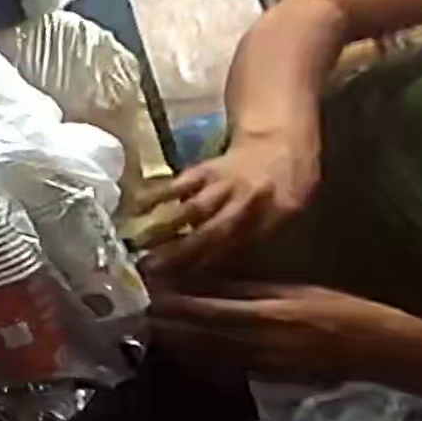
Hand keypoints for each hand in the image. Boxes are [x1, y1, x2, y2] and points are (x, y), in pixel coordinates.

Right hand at [137, 134, 319, 272]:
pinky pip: (175, 186)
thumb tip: (215, 262)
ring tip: (139, 244)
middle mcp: (251, 200)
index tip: (182, 276)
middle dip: (183, 251)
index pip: (241, 244)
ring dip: (165, 228)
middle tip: (153, 266)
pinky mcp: (203, 171)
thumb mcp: (286, 210)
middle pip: (214, 230)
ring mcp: (225, 184)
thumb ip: (256, 234)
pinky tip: (135, 210)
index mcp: (278, 214)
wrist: (279, 143)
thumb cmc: (283, 183)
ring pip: (193, 210)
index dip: (211, 261)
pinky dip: (153, 198)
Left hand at [152, 282, 421, 390]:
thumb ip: (245, 288)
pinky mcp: (261, 376)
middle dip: (156, 320)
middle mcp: (258, 343)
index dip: (168, 302)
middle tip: (122, 308)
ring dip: (164, 338)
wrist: (398, 357)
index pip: (203, 309)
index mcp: (270, 316)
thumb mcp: (299, 292)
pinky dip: (186, 355)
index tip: (138, 290)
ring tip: (133, 324)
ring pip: (196, 351)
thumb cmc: (351, 314)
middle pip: (192, 332)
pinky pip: (213, 365)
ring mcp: (258, 364)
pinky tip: (166, 346)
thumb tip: (195, 279)